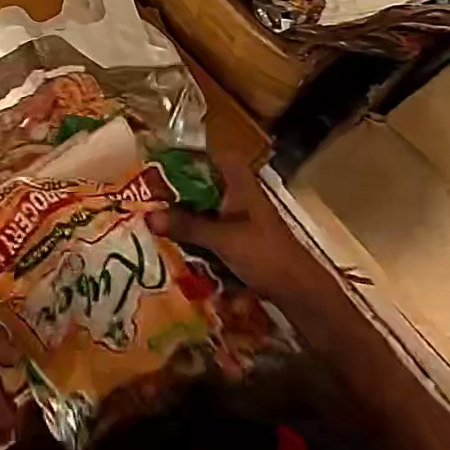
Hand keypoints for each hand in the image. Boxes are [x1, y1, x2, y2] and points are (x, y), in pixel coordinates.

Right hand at [146, 156, 306, 301]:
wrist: (303, 296)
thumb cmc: (266, 255)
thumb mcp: (222, 239)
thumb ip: (186, 226)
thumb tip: (148, 216)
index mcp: (239, 183)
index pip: (210, 155)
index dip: (185, 153)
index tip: (157, 159)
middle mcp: (238, 194)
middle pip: (201, 181)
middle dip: (175, 187)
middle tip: (146, 192)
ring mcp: (239, 217)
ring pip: (202, 205)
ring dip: (181, 212)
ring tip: (152, 215)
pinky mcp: (238, 239)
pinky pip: (207, 226)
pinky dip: (191, 230)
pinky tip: (172, 239)